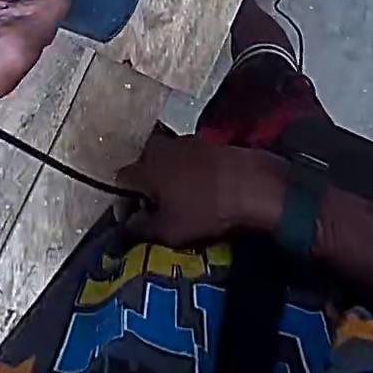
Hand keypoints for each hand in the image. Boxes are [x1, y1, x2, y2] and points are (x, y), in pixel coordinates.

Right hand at [117, 134, 288, 245]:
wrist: (250, 184)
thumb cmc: (204, 209)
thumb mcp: (167, 230)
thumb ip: (140, 228)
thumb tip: (126, 225)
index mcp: (146, 166)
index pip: (121, 180)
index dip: (124, 201)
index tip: (134, 219)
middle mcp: (162, 147)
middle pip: (144, 166)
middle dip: (146, 186)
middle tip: (157, 209)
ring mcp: (186, 141)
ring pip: (166, 160)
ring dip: (167, 178)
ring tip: (180, 201)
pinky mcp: (207, 143)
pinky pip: (187, 158)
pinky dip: (187, 172)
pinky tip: (200, 189)